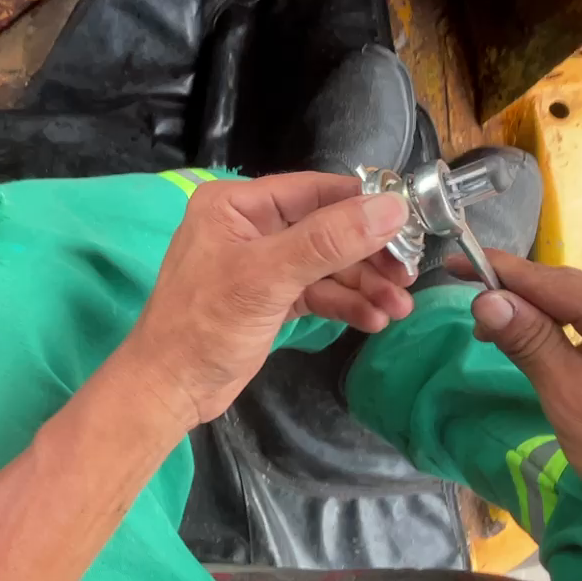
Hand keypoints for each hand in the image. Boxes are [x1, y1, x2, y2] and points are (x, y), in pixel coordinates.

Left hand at [115, 173, 414, 429]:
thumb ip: (329, 241)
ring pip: (325, 264)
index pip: (312, 191)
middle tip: (407, 274)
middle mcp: (249, 227)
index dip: (362, 203)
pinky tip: (374, 319)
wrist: (170, 389)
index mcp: (236, 205)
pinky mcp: (269, 299)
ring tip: (399, 307)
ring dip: (363, 284)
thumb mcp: (268, 277)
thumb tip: (391, 207)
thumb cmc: (206, 324)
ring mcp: (261, 265)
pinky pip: (316, 292)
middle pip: (325, 229)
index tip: (411, 218)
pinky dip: (345, 303)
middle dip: (367, 253)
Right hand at [456, 248, 581, 534]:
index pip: (555, 282)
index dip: (501, 271)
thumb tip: (486, 299)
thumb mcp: (574, 402)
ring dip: (542, 318)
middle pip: (574, 292)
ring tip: (500, 334)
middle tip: (472, 312)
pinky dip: (569, 337)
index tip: (454, 262)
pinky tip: (549, 351)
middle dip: (520, 296)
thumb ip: (531, 344)